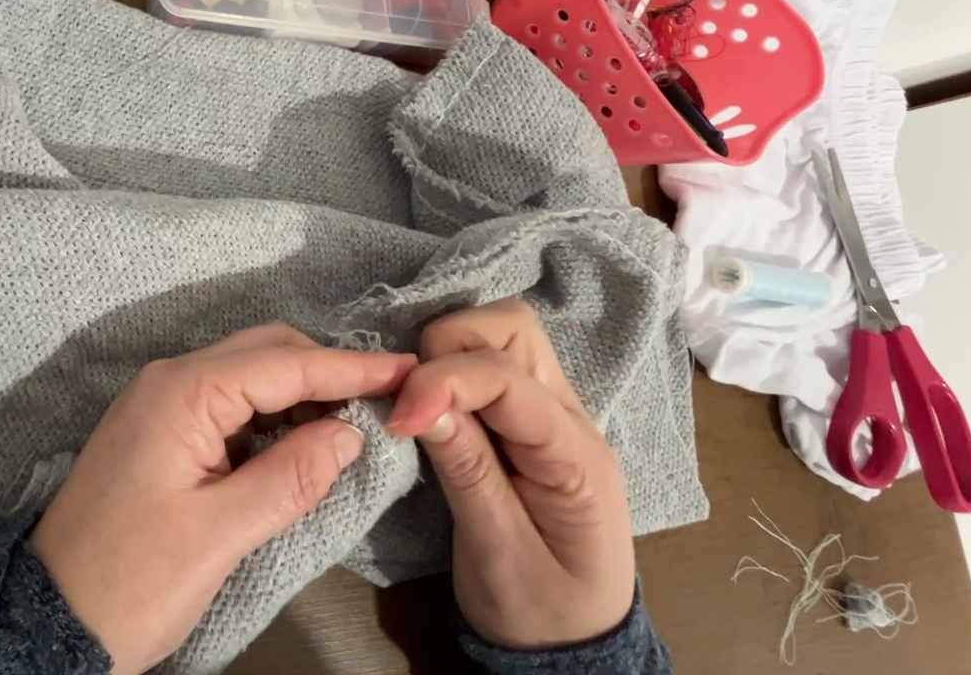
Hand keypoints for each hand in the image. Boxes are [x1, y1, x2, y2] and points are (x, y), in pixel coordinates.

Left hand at [31, 325, 415, 674]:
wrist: (52, 619)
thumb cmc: (129, 582)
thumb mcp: (218, 535)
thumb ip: (290, 477)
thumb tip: (349, 434)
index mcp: (183, 392)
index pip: (283, 364)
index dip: (349, 366)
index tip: (406, 368)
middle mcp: (171, 380)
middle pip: (265, 353)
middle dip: (326, 371)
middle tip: (385, 397)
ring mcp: (163, 402)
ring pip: (249, 375)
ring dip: (300, 392)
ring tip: (352, 423)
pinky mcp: (163, 429)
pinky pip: (229, 403)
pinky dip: (272, 415)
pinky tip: (300, 440)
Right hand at [387, 298, 636, 648]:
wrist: (571, 647)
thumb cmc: (540, 612)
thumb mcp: (497, 552)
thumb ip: (466, 468)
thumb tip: (419, 401)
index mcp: (574, 455)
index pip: (506, 380)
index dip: (442, 382)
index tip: (397, 420)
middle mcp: (570, 415)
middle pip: (511, 328)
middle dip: (447, 348)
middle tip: (412, 402)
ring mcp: (553, 409)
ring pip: (501, 331)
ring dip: (450, 349)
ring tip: (421, 400)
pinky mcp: (528, 414)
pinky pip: (491, 357)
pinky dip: (452, 361)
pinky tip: (434, 400)